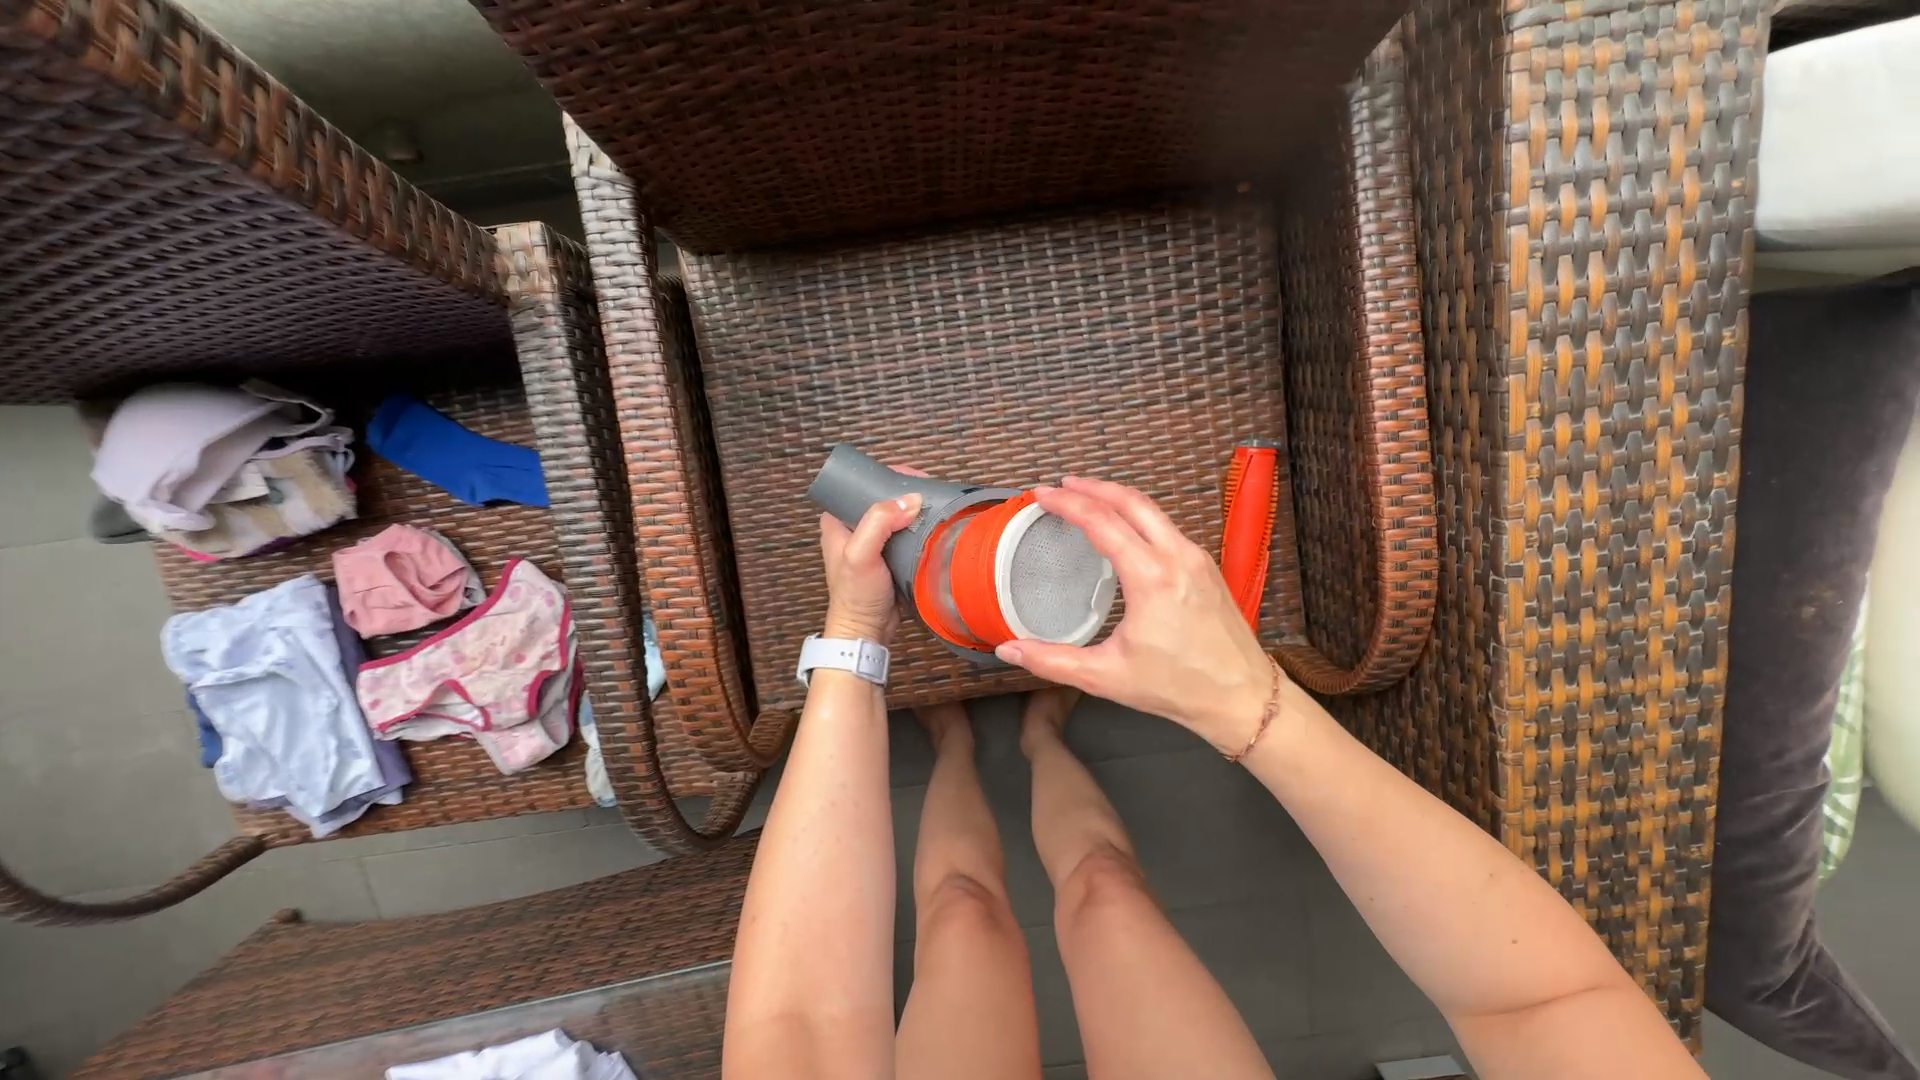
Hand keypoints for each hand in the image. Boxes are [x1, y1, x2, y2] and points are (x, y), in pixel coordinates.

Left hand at [819, 490, 921, 644]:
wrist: (866, 630)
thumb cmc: (855, 595)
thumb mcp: (861, 554)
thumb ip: (879, 523)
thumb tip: (910, 500)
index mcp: (838, 519)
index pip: (864, 485)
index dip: (889, 476)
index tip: (915, 478)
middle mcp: (854, 527)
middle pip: (884, 498)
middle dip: (907, 493)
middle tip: (931, 492)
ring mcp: (873, 542)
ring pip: (898, 516)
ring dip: (916, 512)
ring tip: (938, 506)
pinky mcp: (889, 557)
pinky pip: (907, 535)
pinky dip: (920, 530)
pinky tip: (935, 527)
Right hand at [993, 476, 1278, 753]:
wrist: (1242, 698)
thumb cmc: (1178, 688)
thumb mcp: (1105, 677)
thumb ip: (1051, 660)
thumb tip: (1008, 650)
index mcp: (1151, 578)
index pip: (1102, 521)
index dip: (1067, 503)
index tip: (1042, 495)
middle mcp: (1177, 557)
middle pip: (1130, 501)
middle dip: (1092, 487)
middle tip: (1061, 485)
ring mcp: (1196, 558)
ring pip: (1152, 509)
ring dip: (1116, 497)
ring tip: (1087, 497)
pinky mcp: (1206, 567)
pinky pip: (1166, 527)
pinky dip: (1138, 515)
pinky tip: (1123, 527)